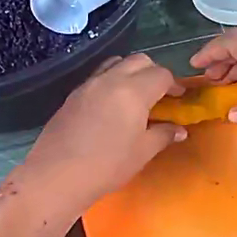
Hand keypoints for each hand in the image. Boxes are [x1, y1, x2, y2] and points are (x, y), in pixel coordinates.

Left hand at [19, 54, 185, 214]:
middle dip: (154, 72)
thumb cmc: (108, 165)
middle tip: (159, 95)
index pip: (161, 74)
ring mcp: (88, 85)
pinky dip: (111, 81)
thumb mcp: (143, 152)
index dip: (174, 85)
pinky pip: (98, 77)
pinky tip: (112, 106)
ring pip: (115, 63)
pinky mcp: (73, 95)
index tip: (179, 98)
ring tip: (135, 96)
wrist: (57, 176)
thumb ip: (164, 135)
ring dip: (131, 72)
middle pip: (139, 60)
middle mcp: (110, 79)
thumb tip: (180, 130)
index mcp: (133, 91)